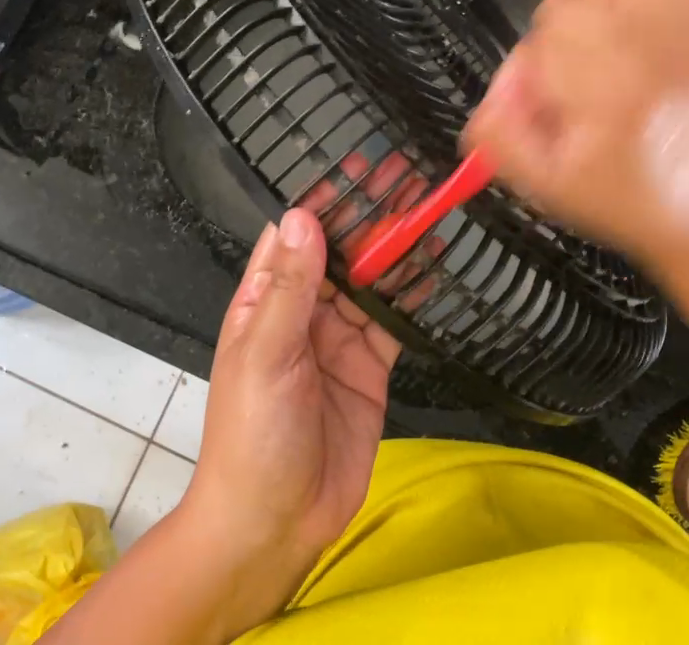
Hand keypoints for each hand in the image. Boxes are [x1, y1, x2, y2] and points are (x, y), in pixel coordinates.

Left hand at [185, 208, 399, 567]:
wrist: (276, 522)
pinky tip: (435, 266)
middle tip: (407, 177)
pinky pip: (394, 322)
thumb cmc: (252, 434)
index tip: (357, 166)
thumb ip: (288, 288)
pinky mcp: (369, 368)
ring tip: (429, 208)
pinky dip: (413, 296)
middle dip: (369, 217)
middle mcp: (301, 312)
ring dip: (395, 249)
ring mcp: (337, 340)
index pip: (293, 235)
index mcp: (263, 301)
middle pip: (339, 252)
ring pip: (370, 282)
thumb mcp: (265, 354)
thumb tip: (301, 216)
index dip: (324, 200)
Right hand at [463, 0, 688, 274]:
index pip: (549, 30)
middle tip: (583, 73)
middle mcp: (656, 53)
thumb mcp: (545, 186)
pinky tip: (663, 6)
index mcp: (610, 93)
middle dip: (566, 30)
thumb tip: (494, 88)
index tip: (553, 99)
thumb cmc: (624, 202)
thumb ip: (501, 134)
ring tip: (618, 33)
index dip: (538, 63)